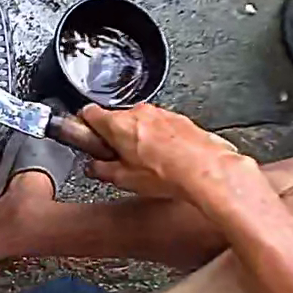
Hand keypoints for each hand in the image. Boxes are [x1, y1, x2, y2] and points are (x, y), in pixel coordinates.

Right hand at [80, 103, 256, 202]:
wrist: (208, 172)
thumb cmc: (167, 174)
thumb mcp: (122, 179)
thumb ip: (100, 169)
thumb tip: (94, 167)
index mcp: (117, 124)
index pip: (89, 113)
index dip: (84, 125)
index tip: (88, 136)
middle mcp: (139, 112)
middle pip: (116, 119)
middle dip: (115, 136)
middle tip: (119, 159)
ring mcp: (162, 114)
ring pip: (141, 122)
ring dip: (139, 138)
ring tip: (146, 164)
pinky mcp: (181, 120)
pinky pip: (162, 127)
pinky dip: (160, 140)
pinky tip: (166, 161)